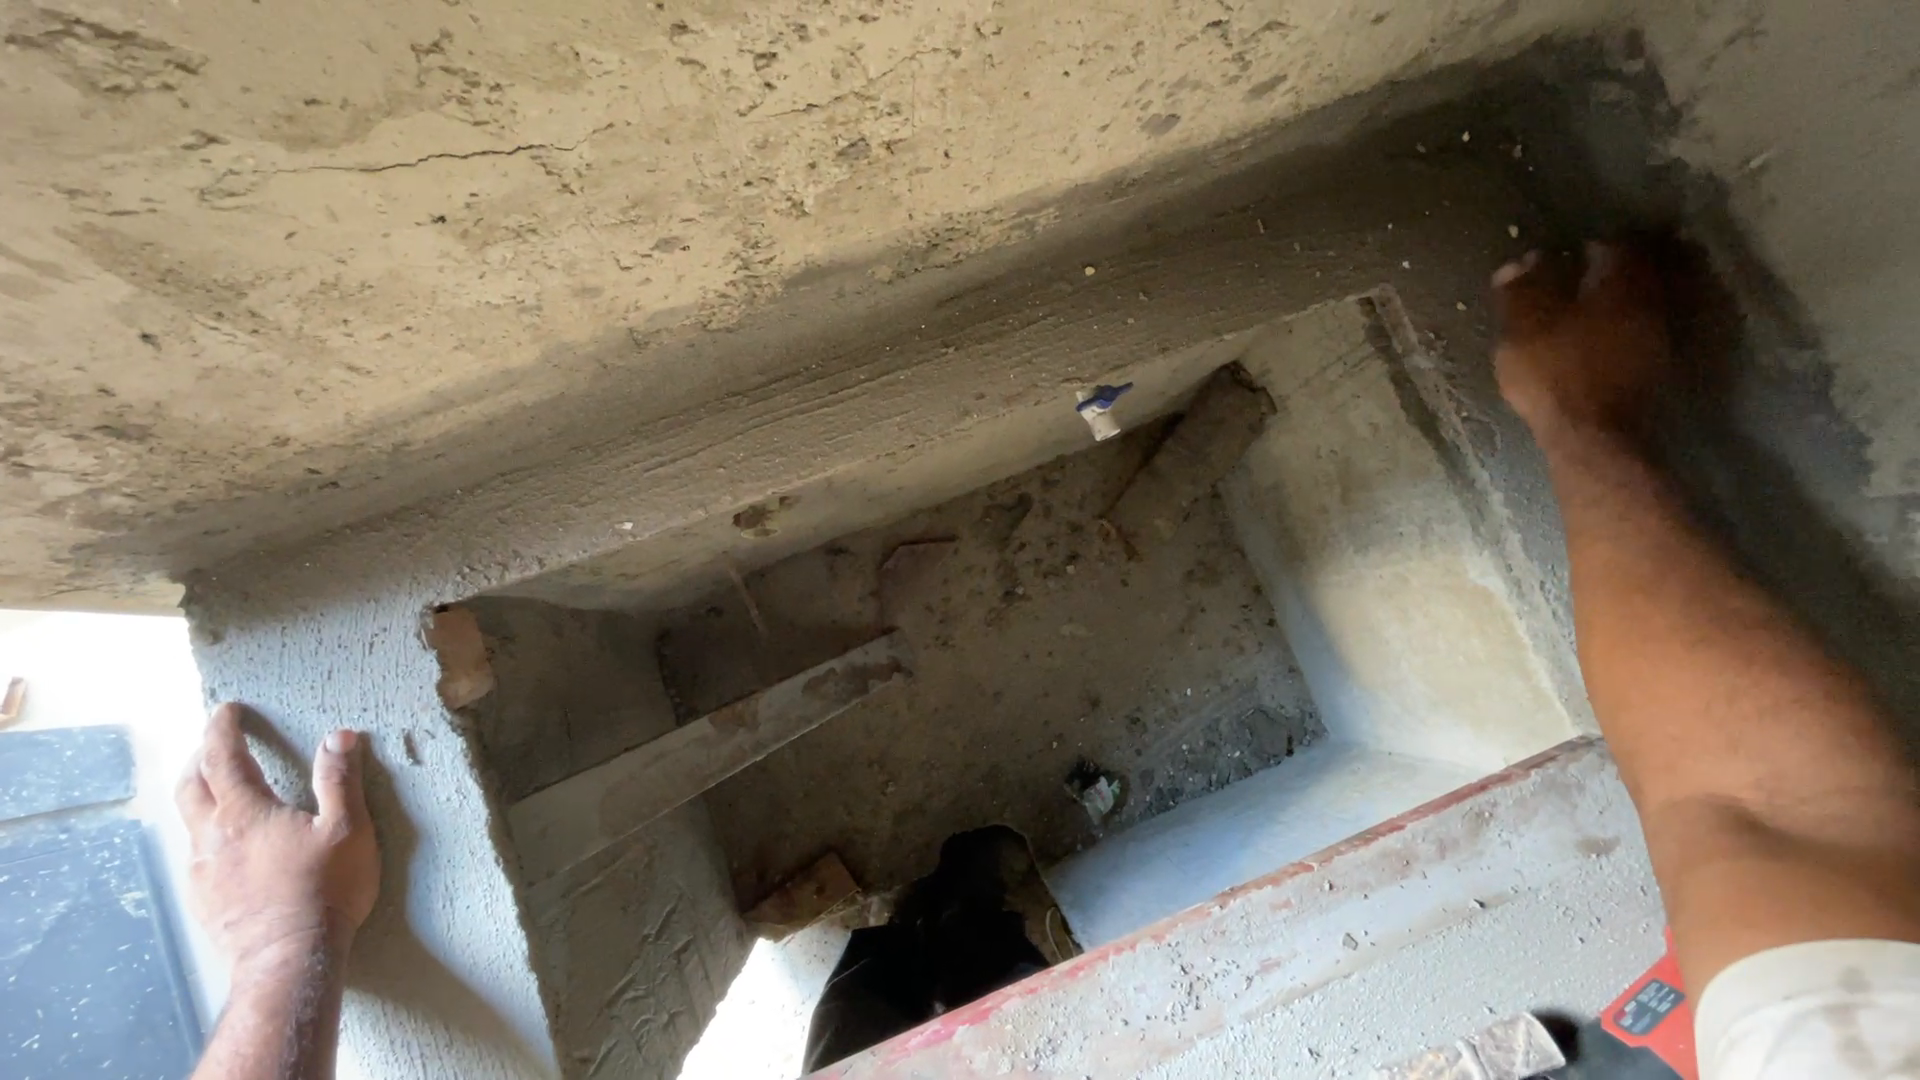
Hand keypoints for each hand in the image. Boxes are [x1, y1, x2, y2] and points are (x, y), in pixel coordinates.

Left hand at [176, 704, 379, 967]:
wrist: (291, 955)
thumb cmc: (326, 886)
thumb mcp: (348, 827)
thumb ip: (339, 779)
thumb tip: (339, 735)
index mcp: (246, 814)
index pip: (224, 760)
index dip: (223, 731)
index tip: (227, 710)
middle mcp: (213, 837)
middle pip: (191, 786)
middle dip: (201, 758)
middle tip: (217, 742)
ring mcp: (203, 869)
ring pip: (189, 818)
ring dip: (199, 791)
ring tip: (219, 784)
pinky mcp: (204, 895)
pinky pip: (197, 848)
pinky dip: (208, 826)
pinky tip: (230, 836)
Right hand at [1492, 241, 1673, 438]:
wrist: (1591, 433)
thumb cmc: (1552, 374)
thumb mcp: (1523, 332)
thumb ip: (1522, 294)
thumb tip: (1520, 261)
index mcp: (1623, 284)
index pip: (1623, 246)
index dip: (1602, 242)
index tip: (1582, 248)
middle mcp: (1657, 299)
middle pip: (1657, 266)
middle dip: (1636, 260)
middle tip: (1610, 263)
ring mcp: (1668, 333)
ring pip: (1666, 295)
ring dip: (1647, 289)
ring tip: (1618, 295)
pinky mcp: (1666, 363)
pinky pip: (1664, 325)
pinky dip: (1649, 319)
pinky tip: (1628, 328)